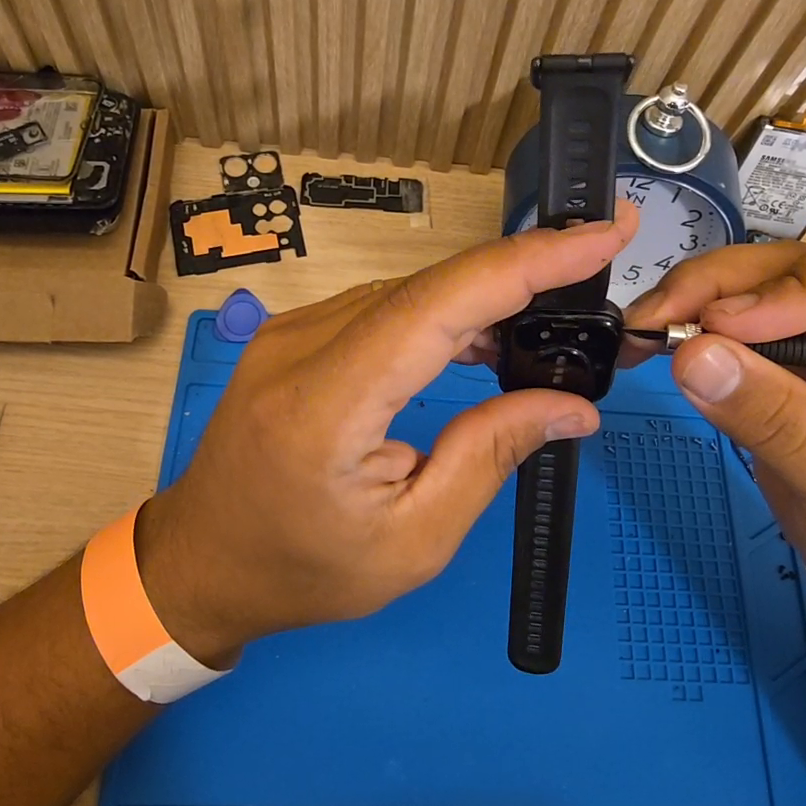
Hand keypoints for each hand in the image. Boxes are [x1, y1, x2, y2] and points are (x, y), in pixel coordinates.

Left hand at [136, 205, 639, 663]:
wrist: (203, 561)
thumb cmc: (304, 571)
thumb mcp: (412, 541)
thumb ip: (489, 458)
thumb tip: (571, 405)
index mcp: (326, 406)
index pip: (438, 306)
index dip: (526, 263)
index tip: (602, 233)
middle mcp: (300, 348)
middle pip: (429, 288)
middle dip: (522, 270)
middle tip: (598, 265)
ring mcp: (290, 333)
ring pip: (410, 292)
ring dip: (484, 297)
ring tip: (550, 322)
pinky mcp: (294, 335)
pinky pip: (384, 308)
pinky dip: (443, 314)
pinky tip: (483, 340)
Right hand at [623, 216, 805, 618]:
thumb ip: (785, 424)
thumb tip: (694, 356)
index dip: (804, 281)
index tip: (728, 325)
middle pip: (802, 261)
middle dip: (723, 285)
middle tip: (656, 320)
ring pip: (756, 281)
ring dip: (692, 299)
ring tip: (641, 332)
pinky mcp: (788, 356)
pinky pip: (730, 321)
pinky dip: (685, 325)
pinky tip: (648, 342)